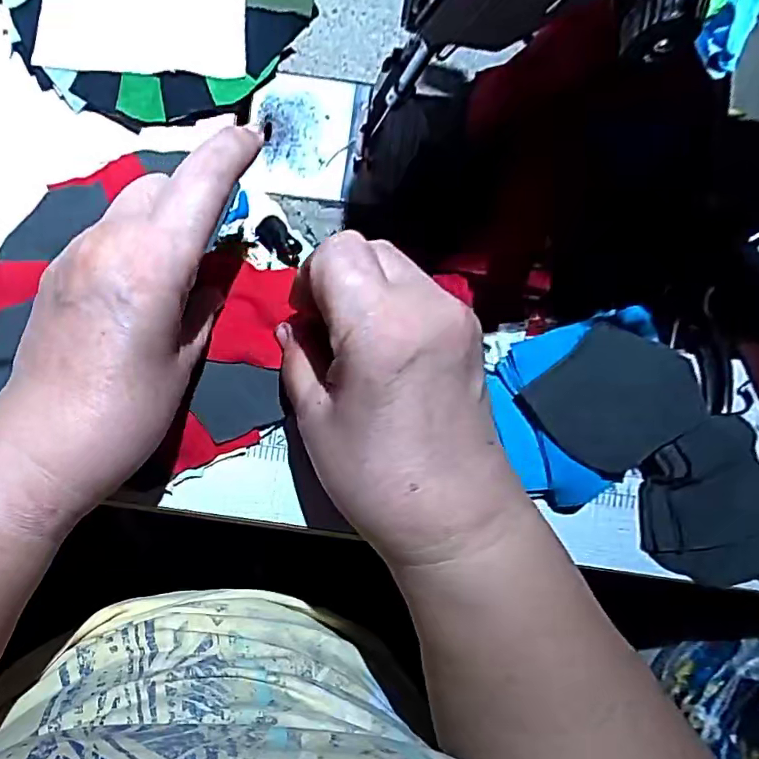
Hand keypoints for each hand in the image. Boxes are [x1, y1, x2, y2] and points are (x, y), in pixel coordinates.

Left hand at [0, 125, 263, 537]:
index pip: (202, 174)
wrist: (38, 449)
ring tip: (166, 265)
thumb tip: (216, 267)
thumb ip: (204, 302)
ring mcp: (68, 261)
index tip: (254, 141)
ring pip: (119, 211)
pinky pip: (93, 241)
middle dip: (189, 191)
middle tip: (209, 229)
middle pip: (155, 183)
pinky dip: (119, 244)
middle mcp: (104, 243)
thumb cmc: (121, 417)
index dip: (234, 148)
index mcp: (151, 257)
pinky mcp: (47, 283)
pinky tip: (126, 288)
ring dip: (150, 219)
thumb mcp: (181, 363)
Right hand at [278, 232, 534, 569]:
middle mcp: (428, 303)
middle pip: (369, 248)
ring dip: (358, 290)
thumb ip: (298, 358)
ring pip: (394, 264)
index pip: (339, 252)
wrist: (450, 509)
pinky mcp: (465, 329)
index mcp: (382, 325)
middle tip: (316, 332)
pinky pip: (414, 290)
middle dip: (331, 277)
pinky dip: (383, 304)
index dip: (306, 278)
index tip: (298, 321)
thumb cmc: (367, 471)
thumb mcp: (311, 415)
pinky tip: (371, 353)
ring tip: (343, 346)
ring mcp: (455, 313)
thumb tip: (293, 327)